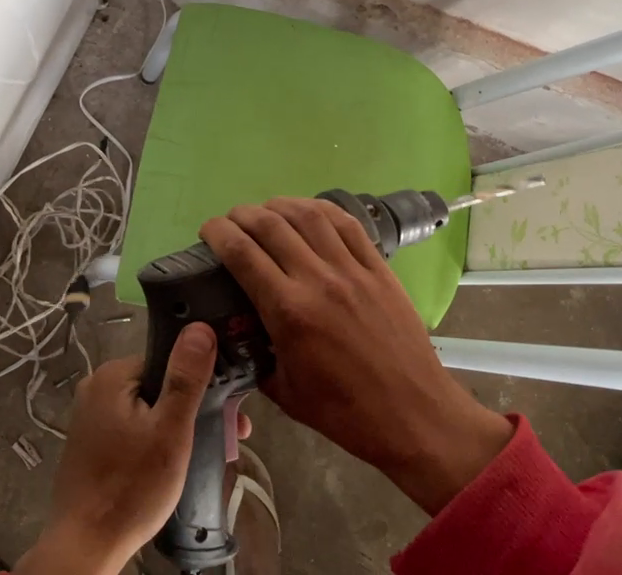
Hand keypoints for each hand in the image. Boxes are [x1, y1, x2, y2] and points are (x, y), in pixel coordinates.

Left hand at [15, 323, 220, 574]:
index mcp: (111, 375)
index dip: (199, 382)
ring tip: (208, 453)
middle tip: (229, 436)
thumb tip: (200, 327)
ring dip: (176, 427)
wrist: (87, 545)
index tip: (228, 408)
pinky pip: (132, 429)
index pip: (166, 361)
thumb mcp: (170, 431)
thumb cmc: (131, 487)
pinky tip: (173, 464)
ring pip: (147, 410)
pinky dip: (155, 441)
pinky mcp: (91, 443)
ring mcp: (90, 417)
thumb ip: (185, 378)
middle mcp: (96, 388)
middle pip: (158, 385)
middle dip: (193, 407)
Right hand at [201, 198, 512, 513]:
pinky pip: (346, 224)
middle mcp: (317, 280)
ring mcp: (351, 270)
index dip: (218, 233)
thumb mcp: (283, 392)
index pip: (242, 253)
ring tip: (264, 210)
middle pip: (270, 225)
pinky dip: (321, 209)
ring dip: (278, 205)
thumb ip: (256, 356)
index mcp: (288, 312)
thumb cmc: (345, 413)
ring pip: (307, 215)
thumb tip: (239, 336)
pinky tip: (307, 211)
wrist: (414, 416)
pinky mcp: (378, 269)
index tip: (207, 231)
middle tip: (230, 221)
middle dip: (241, 215)